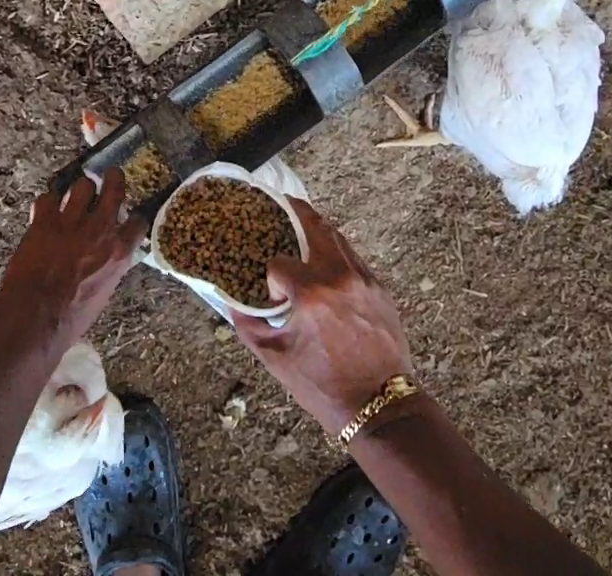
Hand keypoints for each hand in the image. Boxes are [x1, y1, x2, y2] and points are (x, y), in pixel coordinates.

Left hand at [0, 169, 145, 344]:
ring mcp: (71, 221)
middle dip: (114, 178)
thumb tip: (106, 260)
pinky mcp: (44, 220)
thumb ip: (108, 267)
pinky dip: (47, 203)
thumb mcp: (103, 293)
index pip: (138, 221)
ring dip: (78, 190)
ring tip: (74, 195)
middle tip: (111, 174)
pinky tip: (45, 210)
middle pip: (114, 188)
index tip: (132, 213)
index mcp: (119, 251)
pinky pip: (47, 198)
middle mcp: (100, 229)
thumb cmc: (71, 317)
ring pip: (81, 186)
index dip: (136, 215)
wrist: (36, 317)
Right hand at [233, 199, 413, 434]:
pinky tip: (327, 261)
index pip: (279, 263)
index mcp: (311, 294)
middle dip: (294, 213)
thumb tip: (232, 303)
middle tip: (280, 205)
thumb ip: (248, 325)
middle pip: (314, 226)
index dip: (270, 278)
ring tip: (301, 227)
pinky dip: (336, 251)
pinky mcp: (379, 288)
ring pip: (337, 237)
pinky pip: (353, 257)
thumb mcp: (275, 358)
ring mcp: (364, 279)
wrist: (379, 405)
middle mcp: (339, 277)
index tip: (273, 300)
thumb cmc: (323, 385)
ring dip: (317, 229)